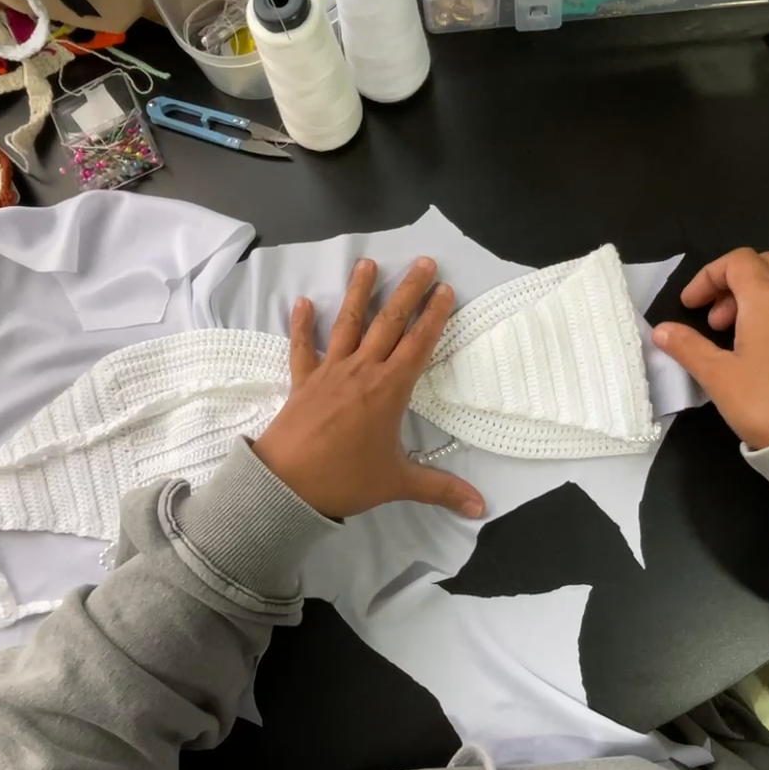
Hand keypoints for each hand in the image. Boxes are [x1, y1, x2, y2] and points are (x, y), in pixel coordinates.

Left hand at [252, 258, 486, 519]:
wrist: (287, 485)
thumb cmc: (346, 479)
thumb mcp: (398, 483)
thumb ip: (441, 489)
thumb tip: (481, 508)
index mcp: (389, 390)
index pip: (419, 344)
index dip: (435, 315)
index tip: (445, 289)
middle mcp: (362, 371)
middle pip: (389, 322)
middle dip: (408, 290)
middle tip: (424, 262)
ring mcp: (329, 372)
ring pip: (347, 324)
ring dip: (358, 292)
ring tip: (367, 262)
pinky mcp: (302, 381)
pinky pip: (302, 347)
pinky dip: (301, 325)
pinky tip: (300, 302)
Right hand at [652, 249, 768, 450]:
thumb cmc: (766, 402)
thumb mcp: (717, 377)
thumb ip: (687, 347)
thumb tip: (661, 330)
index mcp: (767, 297)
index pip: (736, 261)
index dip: (707, 278)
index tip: (690, 306)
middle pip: (765, 265)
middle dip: (733, 284)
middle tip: (716, 321)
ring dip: (764, 294)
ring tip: (748, 329)